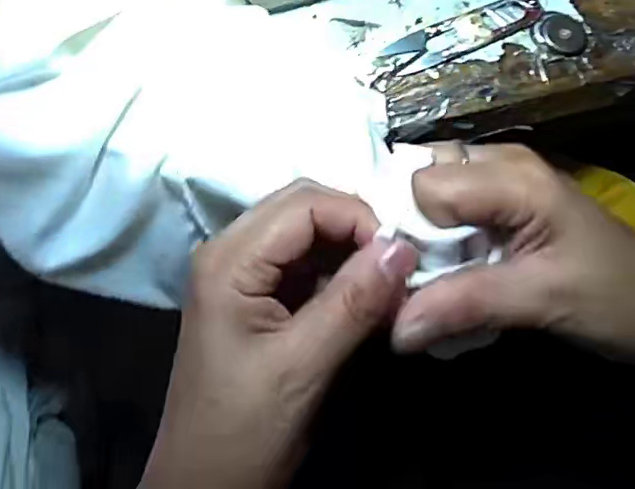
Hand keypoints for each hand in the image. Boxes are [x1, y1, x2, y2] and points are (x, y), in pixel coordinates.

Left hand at [142, 180, 419, 488]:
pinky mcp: (256, 290)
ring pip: (308, 227)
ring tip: (386, 280)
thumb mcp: (303, 368)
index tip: (400, 255)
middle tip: (396, 263)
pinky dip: (339, 267)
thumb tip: (404, 246)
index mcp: (230, 257)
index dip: (357, 216)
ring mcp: (242, 268)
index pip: (304, 203)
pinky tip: (364, 293)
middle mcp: (231, 247)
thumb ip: (354, 301)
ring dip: (350, 246)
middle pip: (304, 204)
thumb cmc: (242, 432)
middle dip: (355, 225)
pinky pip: (305, 257)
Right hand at [391, 144, 634, 366]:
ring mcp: (507, 179)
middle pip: (427, 178)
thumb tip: (394, 328)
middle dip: (414, 228)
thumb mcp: (540, 302)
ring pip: (438, 192)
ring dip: (430, 238)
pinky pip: (458, 207)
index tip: (410, 278)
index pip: (425, 184)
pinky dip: (448, 242)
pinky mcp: (511, 202)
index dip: (412, 230)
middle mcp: (502, 162)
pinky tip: (458, 278)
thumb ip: (464, 304)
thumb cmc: (617, 298)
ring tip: (437, 283)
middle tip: (420, 279)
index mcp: (512, 174)